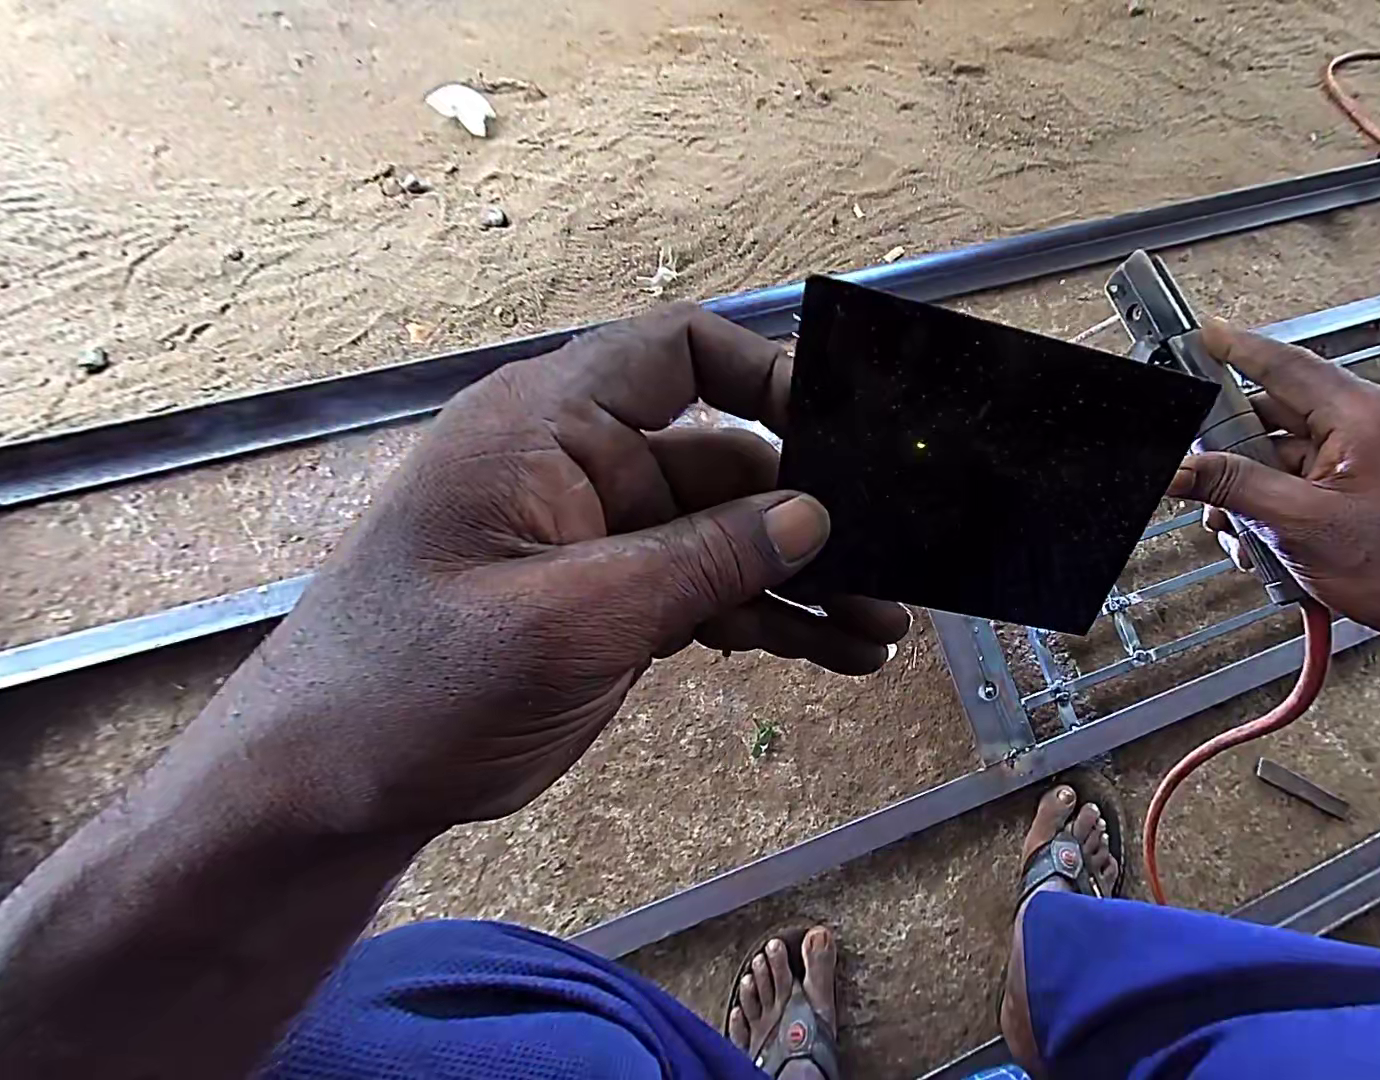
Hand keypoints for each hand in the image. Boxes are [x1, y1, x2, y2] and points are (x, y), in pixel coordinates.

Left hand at [180, 303, 908, 835]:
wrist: (338, 794)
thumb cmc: (419, 685)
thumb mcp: (575, 617)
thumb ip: (704, 559)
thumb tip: (813, 517)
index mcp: (558, 429)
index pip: (681, 353)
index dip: (765, 374)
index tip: (835, 429)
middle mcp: (602, 470)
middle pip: (739, 466)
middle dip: (817, 521)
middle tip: (890, 563)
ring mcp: (628, 539)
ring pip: (747, 541)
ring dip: (815, 583)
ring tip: (882, 627)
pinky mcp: (641, 598)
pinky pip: (731, 593)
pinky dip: (784, 621)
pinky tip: (841, 653)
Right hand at [1166, 319, 1379, 641]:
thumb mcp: (1299, 524)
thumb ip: (1234, 487)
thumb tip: (1183, 469)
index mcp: (1366, 417)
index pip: (1286, 366)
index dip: (1237, 350)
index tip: (1204, 335)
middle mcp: (1372, 426)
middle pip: (1275, 418)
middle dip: (1233, 457)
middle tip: (1205, 482)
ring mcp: (1371, 456)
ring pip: (1283, 457)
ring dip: (1251, 493)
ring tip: (1244, 532)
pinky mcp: (1366, 484)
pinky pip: (1304, 480)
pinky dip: (1276, 506)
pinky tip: (1266, 542)